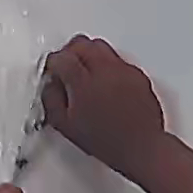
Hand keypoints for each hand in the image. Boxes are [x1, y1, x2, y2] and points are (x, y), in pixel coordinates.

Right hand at [42, 35, 168, 175]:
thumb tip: (50, 85)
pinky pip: (119, 60)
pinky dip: (108, 66)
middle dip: (69, 52)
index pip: (61, 57)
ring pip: (101, 46)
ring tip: (85, 73)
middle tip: (65, 66)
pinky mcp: (139, 75)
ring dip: (89, 55)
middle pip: (81, 43)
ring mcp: (124, 71)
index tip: (52, 71)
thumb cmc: (107, 141)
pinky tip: (105, 83)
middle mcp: (105, 71)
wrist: (142, 149)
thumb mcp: (65, 125)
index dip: (52, 62)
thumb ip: (51, 99)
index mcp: (84, 82)